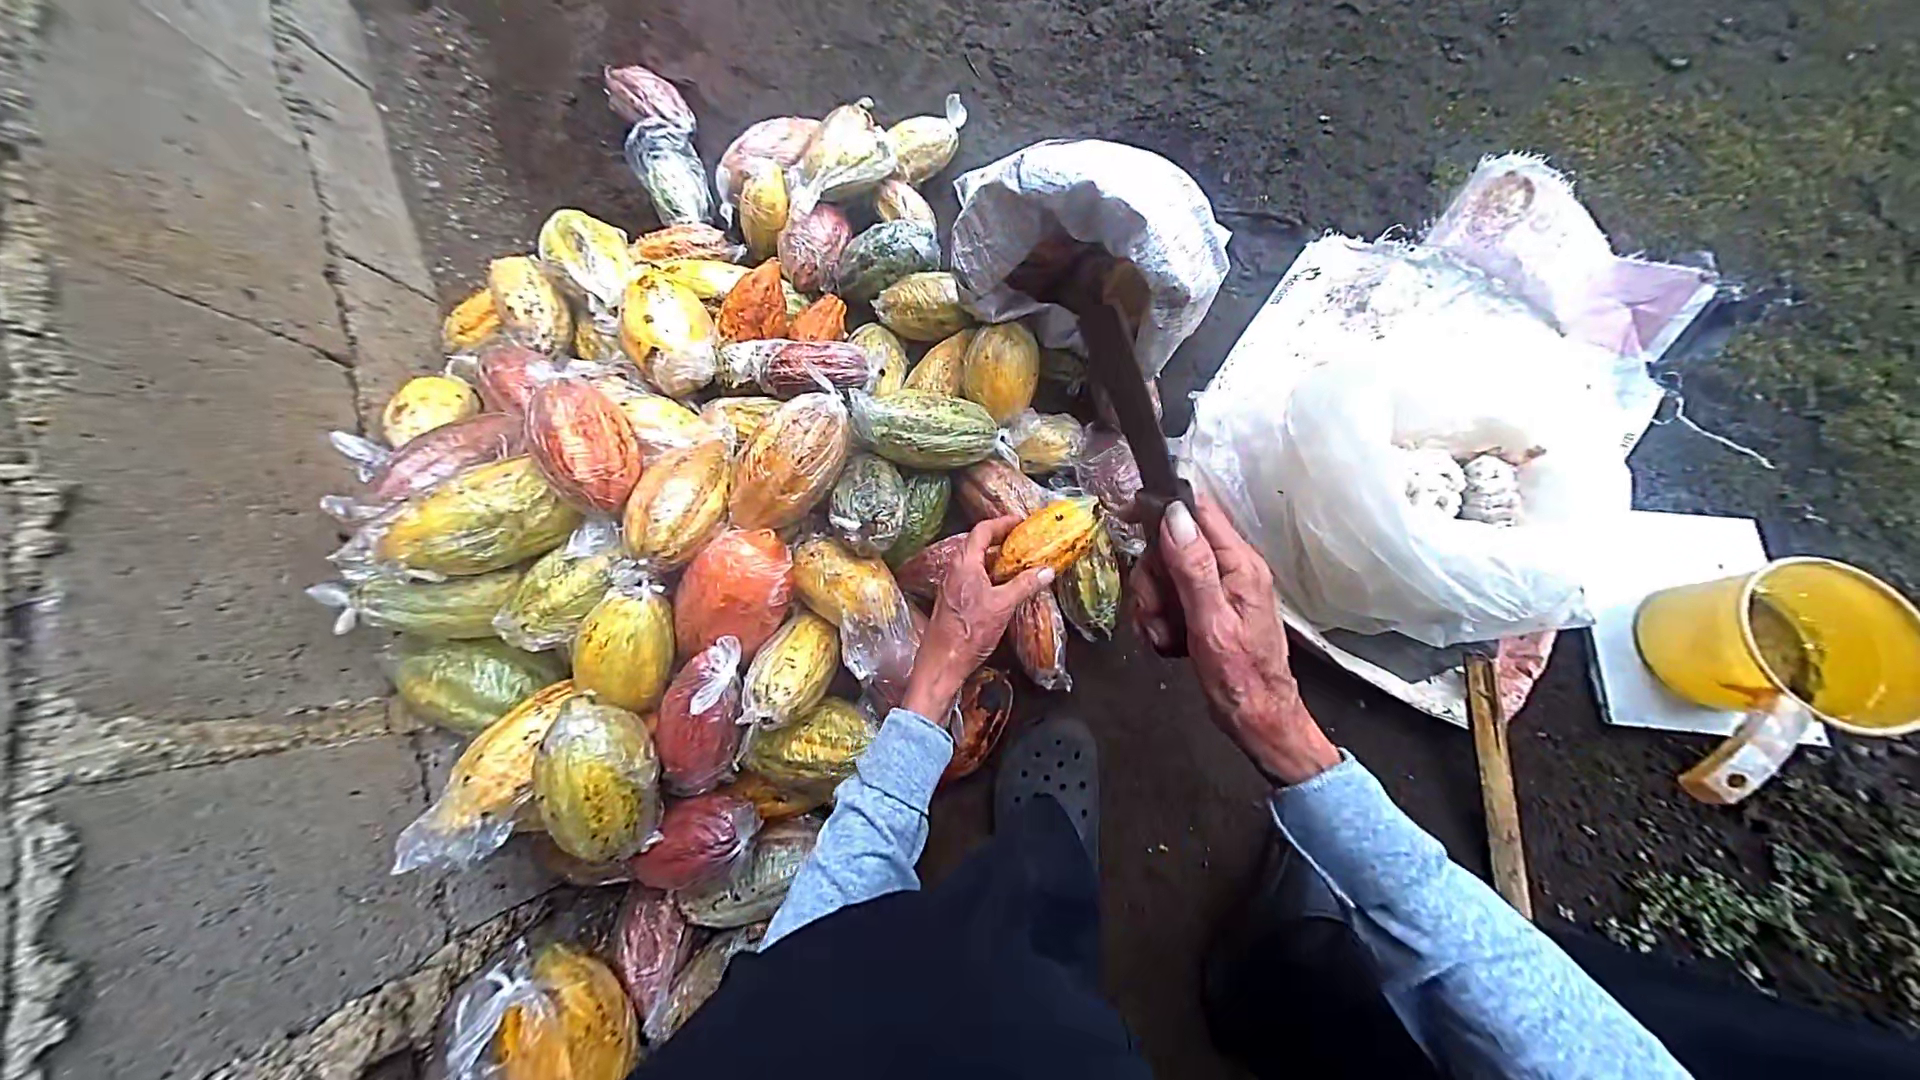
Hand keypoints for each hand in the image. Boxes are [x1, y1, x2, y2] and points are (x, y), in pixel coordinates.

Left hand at [904, 516, 1054, 719]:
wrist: (942, 662)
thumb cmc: (969, 633)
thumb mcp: (1002, 606)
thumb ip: (1025, 585)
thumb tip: (1046, 570)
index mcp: (964, 564)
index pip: (982, 530)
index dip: (1002, 523)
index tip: (1020, 522)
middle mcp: (954, 569)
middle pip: (977, 543)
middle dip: (1001, 539)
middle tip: (1022, 540)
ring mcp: (951, 584)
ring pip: (975, 561)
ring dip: (996, 557)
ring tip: (1018, 560)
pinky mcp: (952, 599)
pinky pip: (972, 576)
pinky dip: (990, 573)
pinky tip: (1004, 585)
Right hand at [1130, 497, 1339, 784]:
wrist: (1256, 717)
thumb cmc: (1239, 676)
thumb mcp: (1211, 622)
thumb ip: (1193, 567)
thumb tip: (1175, 516)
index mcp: (1239, 564)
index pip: (1199, 510)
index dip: (1163, 510)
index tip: (1130, 519)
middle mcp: (1231, 568)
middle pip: (1172, 544)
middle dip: (1152, 577)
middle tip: (1154, 611)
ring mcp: (1217, 588)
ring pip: (1164, 572)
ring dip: (1151, 603)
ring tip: (1162, 634)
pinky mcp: (1205, 606)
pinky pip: (1168, 596)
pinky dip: (1158, 616)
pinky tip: (1167, 638)